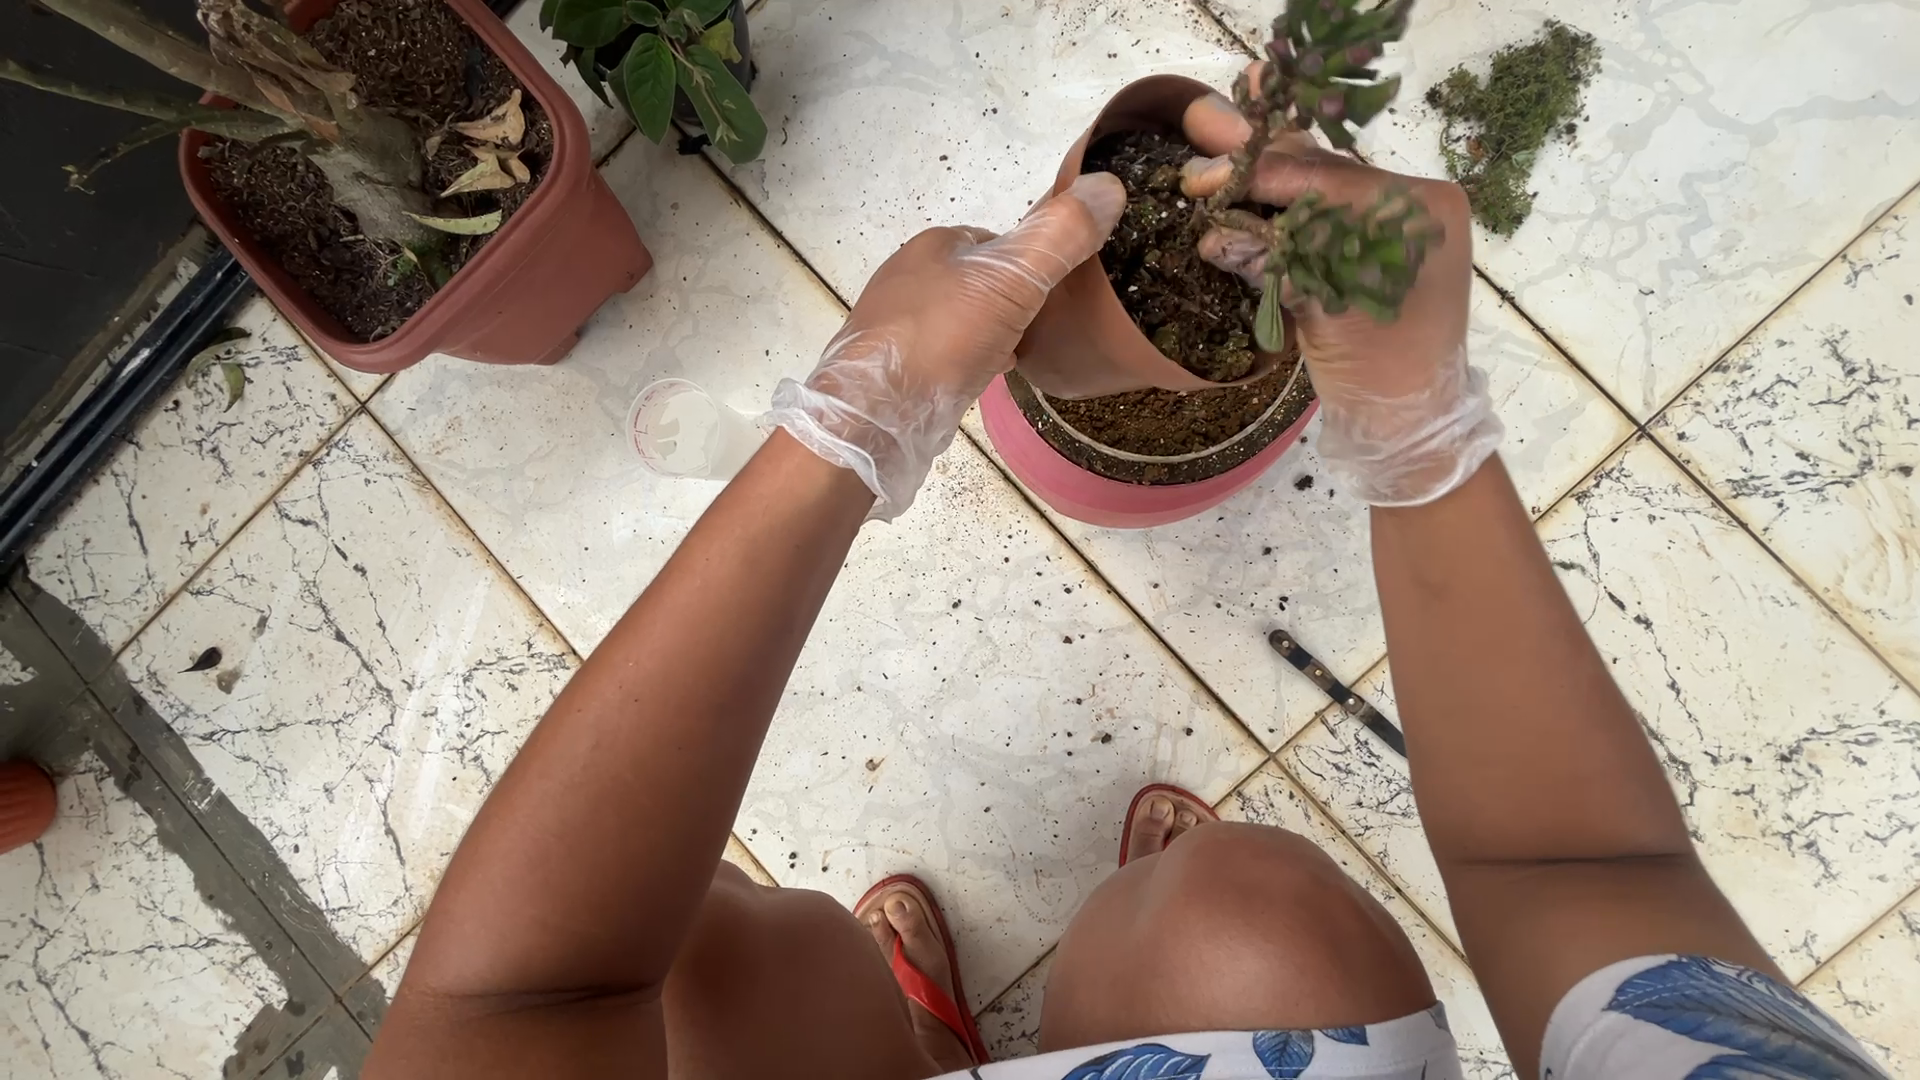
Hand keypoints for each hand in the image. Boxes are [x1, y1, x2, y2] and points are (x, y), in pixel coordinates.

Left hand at [771, 173, 1125, 519]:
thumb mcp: (1012, 278)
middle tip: (1040, 330)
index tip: (1058, 293)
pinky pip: (942, 357)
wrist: (876, 413)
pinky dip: (966, 365)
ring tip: (1015, 358)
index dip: (1032, 264)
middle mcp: (908, 279)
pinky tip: (982, 382)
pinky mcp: (894, 369)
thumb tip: (1111, 185)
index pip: (997, 242)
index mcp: (935, 245)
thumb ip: (1060, 237)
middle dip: (1010, 303)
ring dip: (990, 336)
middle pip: (978, 283)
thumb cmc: (943, 337)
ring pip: (960, 322)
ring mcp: (896, 326)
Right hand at [1180, 77, 1501, 505]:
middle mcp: (1416, 205)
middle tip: (1204, 180)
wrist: (1409, 419)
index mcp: (1419, 212)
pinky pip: (1329, 219)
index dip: (1262, 178)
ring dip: (1271, 196)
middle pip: (1326, 177)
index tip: (1206, 179)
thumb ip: (1274, 266)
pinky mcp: (1382, 246)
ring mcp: (1401, 225)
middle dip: (1262, 180)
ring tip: (1220, 194)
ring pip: (1325, 194)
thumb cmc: (1378, 372)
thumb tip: (1213, 237)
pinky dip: (1289, 221)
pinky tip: (1252, 216)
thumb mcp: (1322, 313)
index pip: (1328, 179)